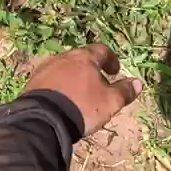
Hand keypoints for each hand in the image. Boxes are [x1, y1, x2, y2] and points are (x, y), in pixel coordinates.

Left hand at [24, 43, 141, 138]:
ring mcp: (46, 68)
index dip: (111, 60)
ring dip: (73, 77)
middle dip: (91, 68)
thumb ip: (125, 91)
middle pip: (81, 58)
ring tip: (79, 93)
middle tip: (98, 82)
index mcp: (85, 58)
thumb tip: (138, 83)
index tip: (115, 71)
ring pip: (64, 68)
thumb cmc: (82, 106)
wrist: (43, 120)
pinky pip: (51, 80)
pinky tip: (62, 99)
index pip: (102, 51)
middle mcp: (64, 58)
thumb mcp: (110, 102)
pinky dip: (59, 85)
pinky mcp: (33, 82)